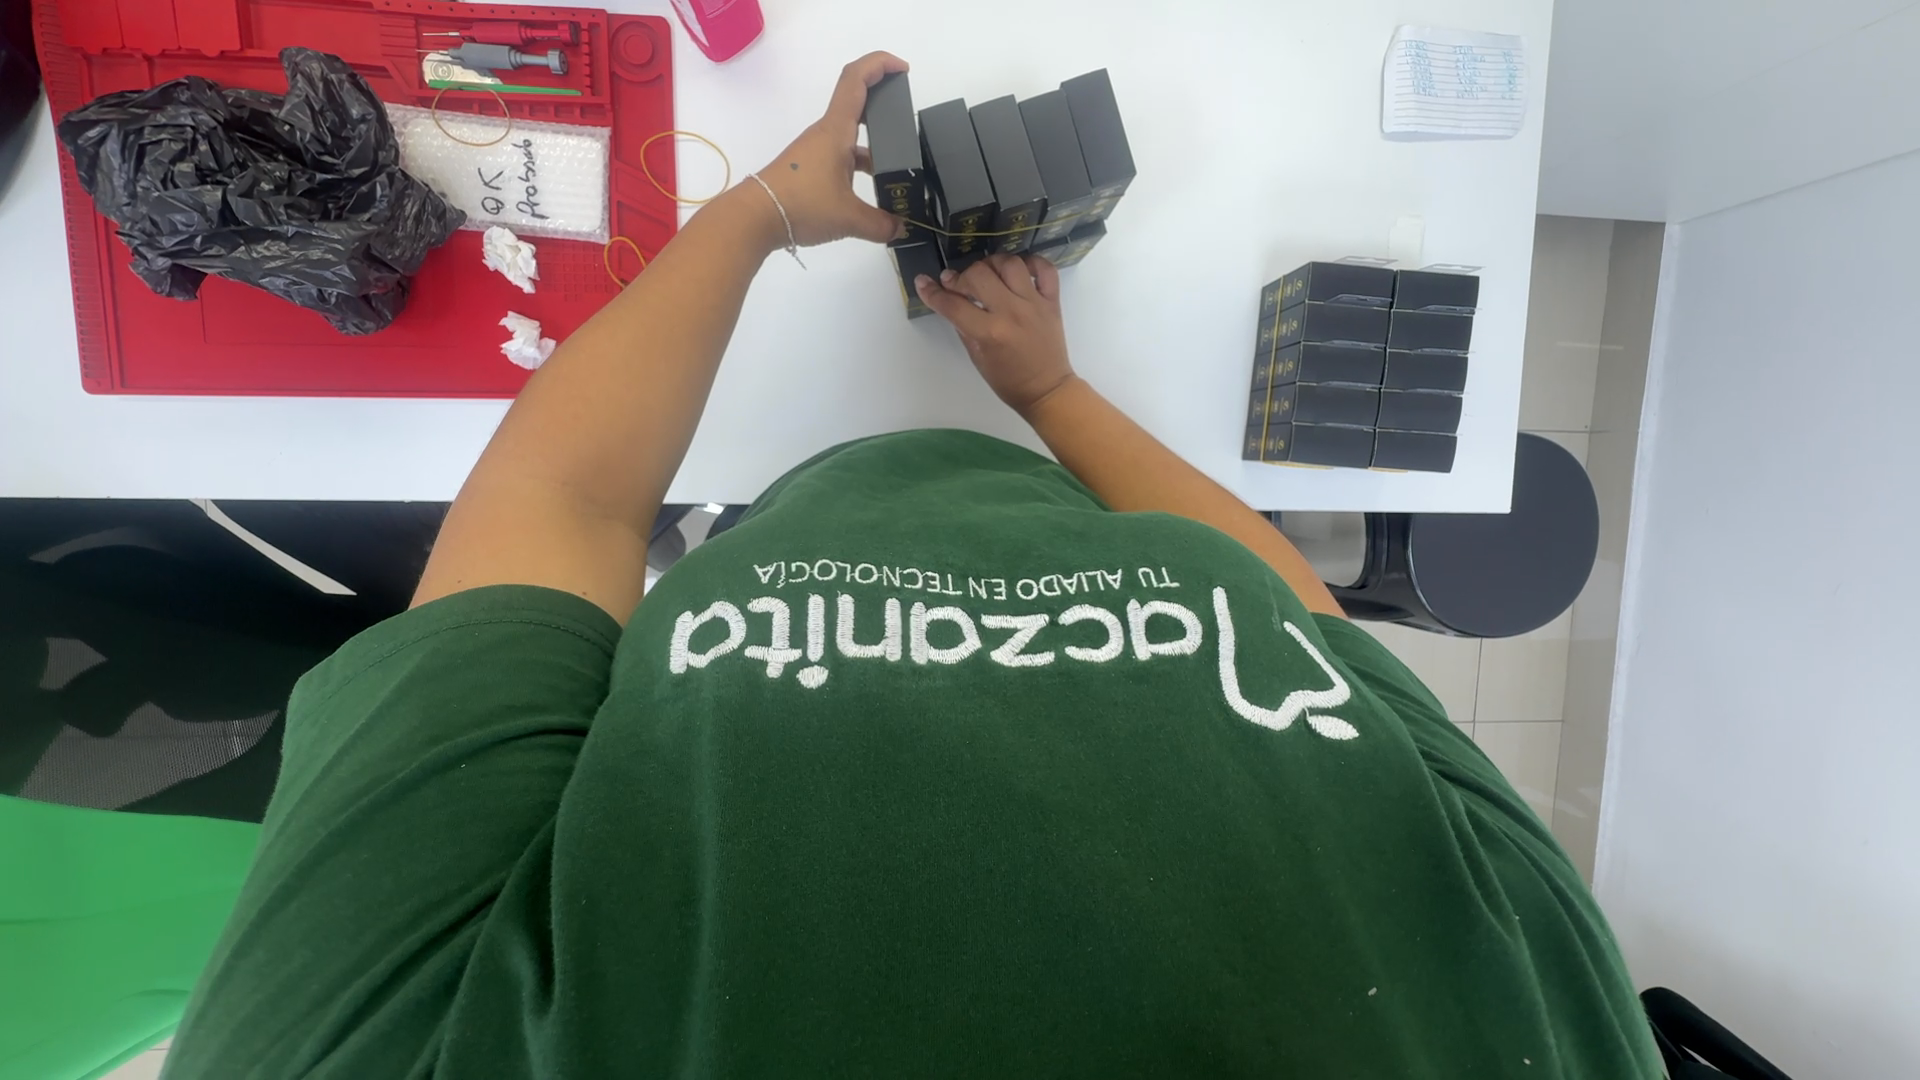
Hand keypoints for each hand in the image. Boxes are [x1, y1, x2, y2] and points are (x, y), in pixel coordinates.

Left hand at [752, 52, 908, 246]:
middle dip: (883, 109)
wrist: (757, 217)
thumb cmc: (803, 205)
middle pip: (857, 107)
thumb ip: (881, 225)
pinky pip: (841, 160)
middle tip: (904, 125)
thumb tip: (900, 230)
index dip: (880, 65)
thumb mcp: (849, 219)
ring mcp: (817, 152)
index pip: (857, 80)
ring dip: (873, 150)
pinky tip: (869, 193)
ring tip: (894, 174)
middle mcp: (826, 135)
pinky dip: (859, 169)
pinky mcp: (810, 170)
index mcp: (836, 131)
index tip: (902, 69)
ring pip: (851, 140)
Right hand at [916, 254, 1076, 416]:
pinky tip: (1018, 269)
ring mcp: (1034, 303)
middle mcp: (1012, 312)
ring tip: (987, 274)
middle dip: (961, 277)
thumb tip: (950, 303)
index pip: (953, 305)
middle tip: (957, 285)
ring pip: (1010, 263)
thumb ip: (963, 328)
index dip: (932, 293)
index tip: (923, 283)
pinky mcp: (1052, 301)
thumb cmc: (1009, 381)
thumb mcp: (977, 358)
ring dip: (992, 264)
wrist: (1046, 390)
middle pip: (978, 275)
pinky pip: (1045, 269)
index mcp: (990, 333)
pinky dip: (1031, 262)